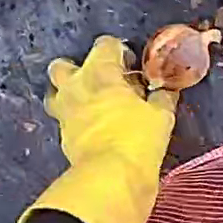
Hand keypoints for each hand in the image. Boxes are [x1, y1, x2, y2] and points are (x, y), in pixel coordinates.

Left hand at [20, 36, 177, 222]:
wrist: (113, 177)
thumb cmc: (138, 138)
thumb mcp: (161, 116)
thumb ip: (162, 98)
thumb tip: (167, 91)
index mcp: (101, 72)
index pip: (105, 45)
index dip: (119, 52)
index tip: (132, 68)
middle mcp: (76, 87)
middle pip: (64, 65)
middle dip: (79, 70)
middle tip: (103, 83)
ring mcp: (65, 113)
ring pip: (55, 93)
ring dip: (69, 95)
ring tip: (91, 105)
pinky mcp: (63, 137)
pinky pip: (65, 122)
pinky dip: (76, 122)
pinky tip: (94, 129)